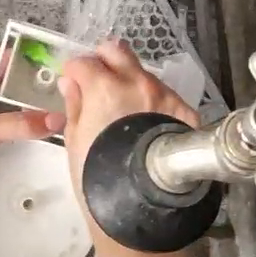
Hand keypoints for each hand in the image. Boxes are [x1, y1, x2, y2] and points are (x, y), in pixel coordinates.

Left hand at [0, 54, 63, 213]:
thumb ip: (16, 125)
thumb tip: (57, 120)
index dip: (20, 60)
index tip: (51, 60)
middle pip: (5, 93)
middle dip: (30, 93)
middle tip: (64, 94)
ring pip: (7, 119)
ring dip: (27, 120)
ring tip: (61, 119)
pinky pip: (4, 143)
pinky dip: (21, 143)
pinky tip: (42, 147)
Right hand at [59, 38, 199, 206]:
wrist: (139, 204)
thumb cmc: (97, 176)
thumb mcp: (75, 140)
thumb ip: (74, 104)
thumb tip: (70, 82)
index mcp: (105, 88)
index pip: (84, 62)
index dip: (74, 71)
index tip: (72, 81)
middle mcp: (139, 83)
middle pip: (118, 52)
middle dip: (103, 60)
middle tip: (97, 80)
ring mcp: (166, 96)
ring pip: (144, 74)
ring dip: (130, 82)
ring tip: (124, 108)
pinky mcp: (185, 112)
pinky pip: (165, 96)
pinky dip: (153, 102)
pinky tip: (146, 123)